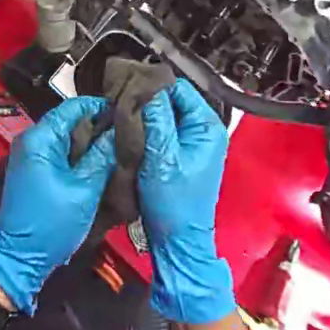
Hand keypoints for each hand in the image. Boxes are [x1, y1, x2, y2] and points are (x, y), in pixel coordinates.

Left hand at [0, 96, 114, 313]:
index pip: (76, 105)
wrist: (19, 261)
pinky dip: (82, 157)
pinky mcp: (38, 170)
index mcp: (40, 138)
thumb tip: (120, 130)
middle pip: (73, 120)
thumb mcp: (85, 189)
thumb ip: (104, 155)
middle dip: (100, 127)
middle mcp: (34, 140)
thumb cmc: (48, 226)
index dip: (103, 108)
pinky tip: (101, 165)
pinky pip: (64, 152)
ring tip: (118, 150)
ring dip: (92, 144)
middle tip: (127, 135)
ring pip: (71, 137)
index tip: (127, 116)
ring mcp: (34, 155)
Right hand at [138, 79, 234, 323]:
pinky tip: (132, 134)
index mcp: (207, 127)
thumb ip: (156, 120)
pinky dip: (146, 131)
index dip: (153, 86)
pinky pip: (161, 132)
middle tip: (122, 103)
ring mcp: (191, 144)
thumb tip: (147, 89)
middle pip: (171, 100)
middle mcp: (203, 131)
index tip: (129, 87)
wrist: (176, 242)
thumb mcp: (162, 158)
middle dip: (147, 101)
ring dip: (145, 117)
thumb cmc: (174, 206)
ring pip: (164, 116)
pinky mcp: (178, 155)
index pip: (179, 89)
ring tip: (125, 118)